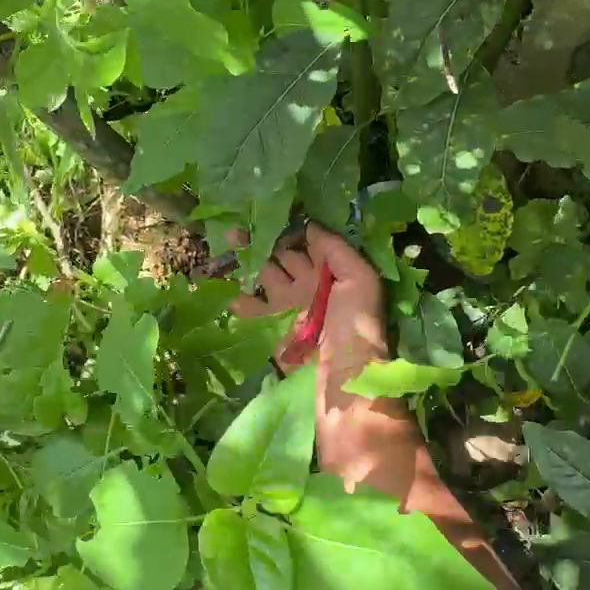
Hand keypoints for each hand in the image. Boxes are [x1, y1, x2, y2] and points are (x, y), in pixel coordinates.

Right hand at [229, 224, 422, 480]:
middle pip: (283, 254)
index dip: (291, 224)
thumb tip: (310, 225)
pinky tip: (230, 287)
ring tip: (229, 240)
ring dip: (248, 258)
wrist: (340, 382)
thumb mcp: (360, 280)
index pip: (309, 241)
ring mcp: (289, 307)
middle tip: (240, 221)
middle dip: (263, 237)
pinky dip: (240, 299)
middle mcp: (310, 285)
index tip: (269, 207)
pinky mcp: (271, 329)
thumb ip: (337, 249)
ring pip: (265, 275)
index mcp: (333, 273)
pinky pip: (253, 309)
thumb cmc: (353, 327)